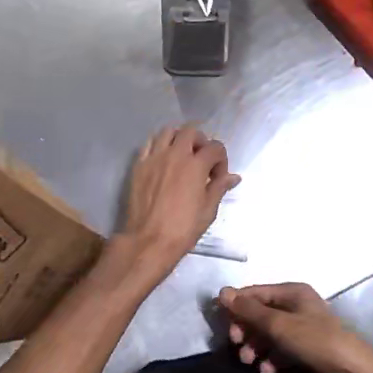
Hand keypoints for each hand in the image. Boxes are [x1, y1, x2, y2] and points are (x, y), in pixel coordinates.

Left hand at [114, 124, 239, 275]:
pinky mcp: (139, 165)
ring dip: (179, 138)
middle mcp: (175, 155)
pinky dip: (158, 144)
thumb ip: (219, 188)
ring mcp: (154, 158)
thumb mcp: (208, 211)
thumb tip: (234, 177)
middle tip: (202, 159)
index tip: (218, 177)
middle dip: (201, 141)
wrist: (149, 240)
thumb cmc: (182, 229)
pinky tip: (162, 158)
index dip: (221, 160)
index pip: (215, 148)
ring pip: (168, 131)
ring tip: (182, 154)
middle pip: (191, 131)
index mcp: (196, 166)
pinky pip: (148, 144)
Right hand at [217, 283, 372, 372]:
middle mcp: (297, 306)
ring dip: (256, 346)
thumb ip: (248, 309)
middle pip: (261, 314)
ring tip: (249, 362)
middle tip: (236, 345)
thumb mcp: (277, 324)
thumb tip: (222, 292)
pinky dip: (272, 359)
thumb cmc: (315, 341)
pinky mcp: (308, 350)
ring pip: (270, 334)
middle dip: (246, 329)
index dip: (236, 306)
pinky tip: (268, 371)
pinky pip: (282, 350)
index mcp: (292, 292)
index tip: (222, 324)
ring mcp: (303, 329)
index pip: (254, 293)